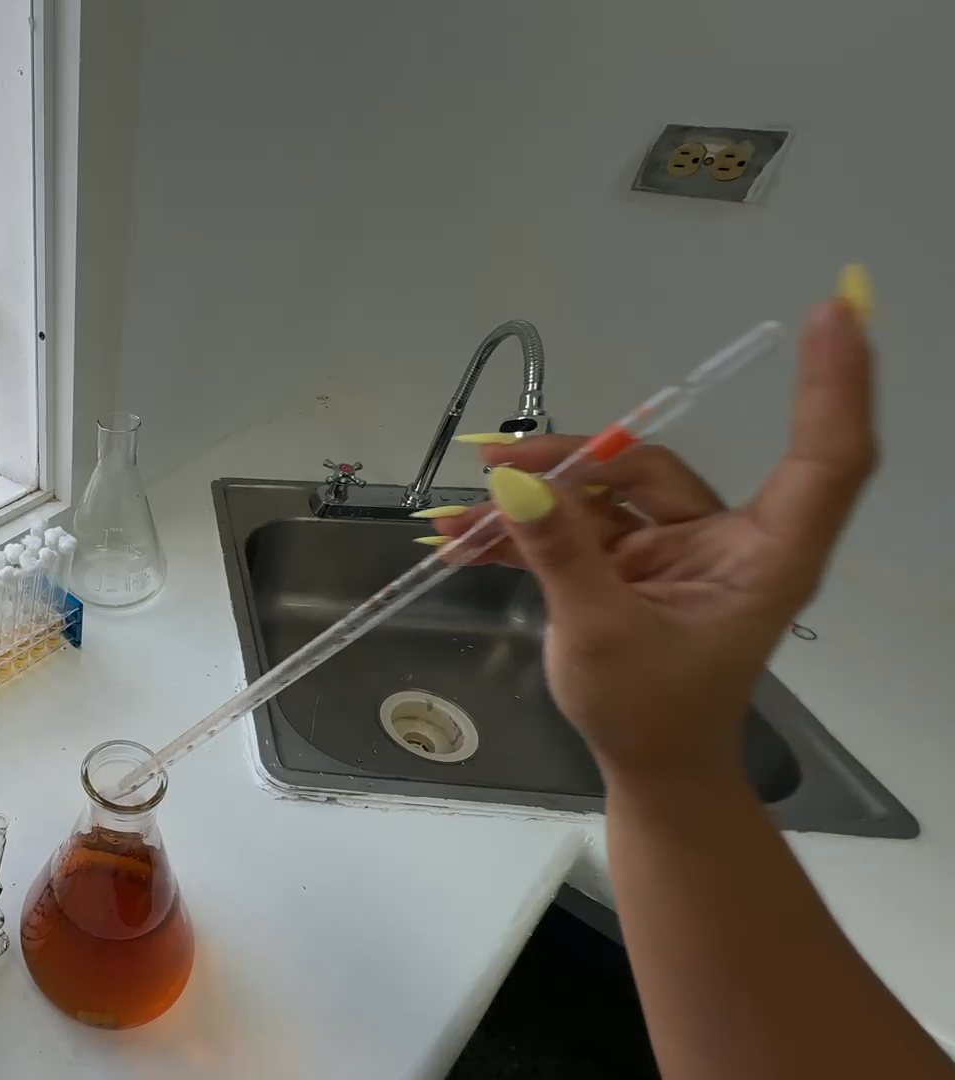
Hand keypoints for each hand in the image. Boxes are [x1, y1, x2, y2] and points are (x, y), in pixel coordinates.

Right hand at [430, 297, 874, 784]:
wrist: (642, 758)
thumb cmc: (649, 707)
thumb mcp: (601, 630)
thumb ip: (560, 552)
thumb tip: (512, 484)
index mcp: (761, 554)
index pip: (822, 458)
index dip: (831, 386)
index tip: (835, 314)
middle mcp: (717, 540)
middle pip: (646, 470)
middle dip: (567, 464)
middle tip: (492, 467)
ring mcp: (661, 551)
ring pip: (592, 498)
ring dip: (523, 502)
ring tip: (454, 516)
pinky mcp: (617, 566)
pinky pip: (563, 532)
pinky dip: (514, 535)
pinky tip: (458, 540)